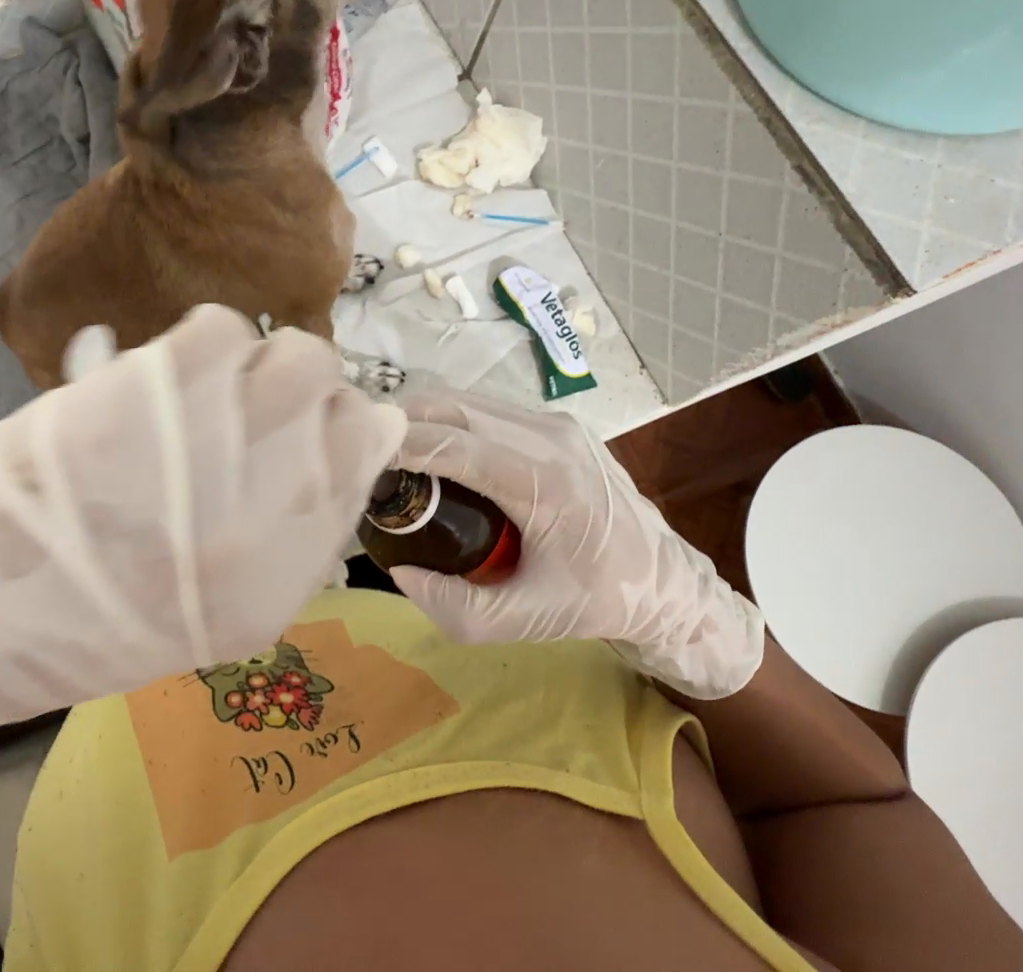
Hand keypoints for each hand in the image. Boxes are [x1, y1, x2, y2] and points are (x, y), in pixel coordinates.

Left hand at [0, 306, 406, 798]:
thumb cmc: (58, 628)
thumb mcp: (195, 614)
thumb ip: (265, 540)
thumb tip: (303, 461)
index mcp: (281, 578)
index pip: (365, 454)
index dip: (330, 426)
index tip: (285, 426)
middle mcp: (271, 517)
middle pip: (337, 396)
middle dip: (294, 386)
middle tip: (231, 399)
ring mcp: (219, 455)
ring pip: (292, 353)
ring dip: (243, 361)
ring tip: (183, 390)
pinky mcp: (155, 398)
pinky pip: (217, 328)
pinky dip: (188, 341)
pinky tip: (144, 376)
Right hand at [387, 388, 762, 698]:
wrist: (665, 581)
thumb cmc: (596, 601)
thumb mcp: (524, 621)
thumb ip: (454, 607)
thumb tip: (399, 569)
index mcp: (547, 481)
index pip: (453, 443)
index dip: (398, 445)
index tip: (356, 460)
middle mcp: (552, 437)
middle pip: (454, 406)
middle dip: (400, 423)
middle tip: (365, 456)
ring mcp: (557, 424)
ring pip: (467, 399)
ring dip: (422, 419)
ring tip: (391, 455)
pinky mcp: (556, 424)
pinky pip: (486, 409)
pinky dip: (448, 422)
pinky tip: (432, 454)